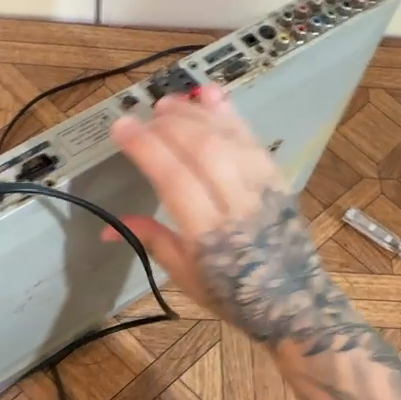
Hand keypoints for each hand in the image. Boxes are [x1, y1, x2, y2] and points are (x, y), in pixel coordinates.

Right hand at [111, 88, 353, 347]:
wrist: (293, 303)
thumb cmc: (233, 295)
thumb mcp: (187, 276)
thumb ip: (152, 240)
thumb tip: (107, 228)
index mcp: (210, 235)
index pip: (174, 180)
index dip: (146, 148)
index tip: (122, 127)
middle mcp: (238, 206)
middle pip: (203, 150)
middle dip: (170, 125)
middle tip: (145, 115)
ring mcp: (263, 190)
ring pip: (228, 139)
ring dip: (196, 114)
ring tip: (170, 103)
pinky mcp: (279, 180)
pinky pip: (252, 139)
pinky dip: (230, 115)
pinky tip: (211, 96)